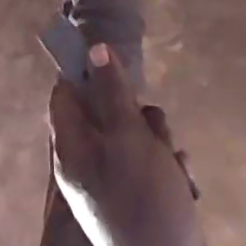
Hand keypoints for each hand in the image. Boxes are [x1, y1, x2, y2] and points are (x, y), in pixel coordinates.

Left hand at [50, 43, 210, 245]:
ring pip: (133, 134)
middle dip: (135, 111)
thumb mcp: (127, 136)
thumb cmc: (143, 198)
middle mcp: (86, 162)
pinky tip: (181, 177)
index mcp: (70, 148)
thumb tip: (95, 48)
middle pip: (105, 111)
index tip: (113, 59)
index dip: (85, 72)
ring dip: (157, 139)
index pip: (64, 94)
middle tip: (148, 125)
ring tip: (168, 159)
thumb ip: (111, 91)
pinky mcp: (138, 196)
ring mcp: (112, 181)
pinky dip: (167, 164)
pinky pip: (150, 162)